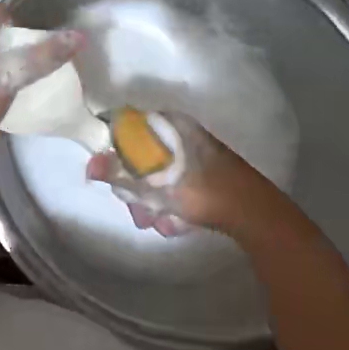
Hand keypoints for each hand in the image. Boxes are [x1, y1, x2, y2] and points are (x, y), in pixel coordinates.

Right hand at [84, 112, 292, 239]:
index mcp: (173, 125)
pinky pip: (175, 186)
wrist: (259, 218)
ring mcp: (195, 156)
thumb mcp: (157, 186)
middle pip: (142, 156)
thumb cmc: (206, 194)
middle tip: (137, 211)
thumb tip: (89, 166)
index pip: (130, 126)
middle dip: (135, 188)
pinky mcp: (205, 176)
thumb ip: (120, 175)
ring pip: (158, 175)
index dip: (113, 149)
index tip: (109, 174)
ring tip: (154, 224)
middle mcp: (183, 135)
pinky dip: (169, 204)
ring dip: (150, 201)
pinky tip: (173, 224)